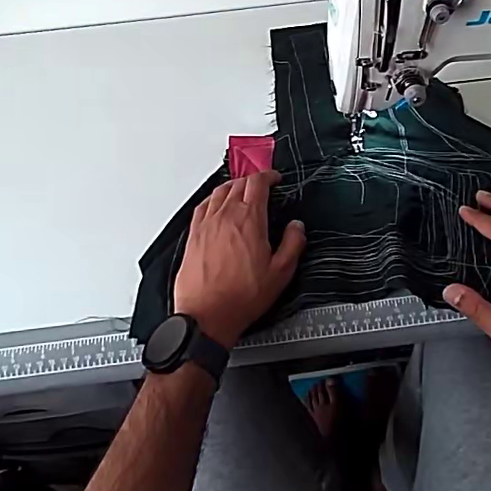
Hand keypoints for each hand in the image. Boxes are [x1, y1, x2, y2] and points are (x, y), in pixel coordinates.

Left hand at [173, 169, 306, 346]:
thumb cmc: (240, 296)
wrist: (207, 314)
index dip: (268, 176)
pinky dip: (212, 199)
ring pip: (218, 192)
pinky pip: (202, 206)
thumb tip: (297, 228)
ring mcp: (206, 224)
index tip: (275, 179)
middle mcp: (225, 216)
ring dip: (232, 187)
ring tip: (241, 191)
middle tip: (262, 186)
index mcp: (249, 219)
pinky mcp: (193, 235)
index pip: (257, 183)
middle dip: (252, 181)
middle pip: (238, 184)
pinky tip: (215, 205)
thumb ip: (293, 244)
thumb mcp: (280, 273)